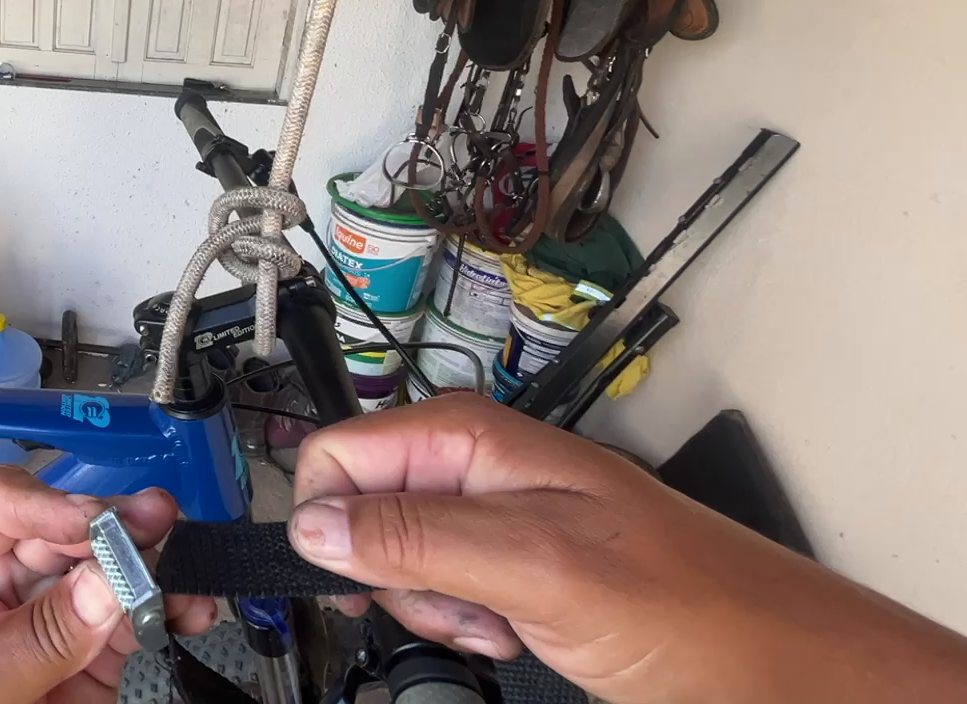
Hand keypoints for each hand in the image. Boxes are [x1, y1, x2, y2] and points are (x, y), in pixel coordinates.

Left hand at [0, 467, 216, 703]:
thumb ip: (37, 636)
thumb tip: (104, 580)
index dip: (43, 501)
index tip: (90, 520)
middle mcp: (14, 577)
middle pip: (65, 526)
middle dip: (112, 521)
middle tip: (156, 519)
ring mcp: (60, 611)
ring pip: (111, 563)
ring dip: (153, 558)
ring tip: (186, 568)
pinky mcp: (99, 649)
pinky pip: (140, 614)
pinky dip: (171, 606)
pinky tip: (192, 608)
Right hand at [286, 392, 966, 703]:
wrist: (800, 675)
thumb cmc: (694, 609)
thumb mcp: (540, 567)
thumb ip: (415, 538)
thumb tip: (311, 526)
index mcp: (460, 435)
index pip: (337, 455)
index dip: (330, 519)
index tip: (358, 583)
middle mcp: (462, 460)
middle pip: (359, 504)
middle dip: (388, 568)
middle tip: (453, 607)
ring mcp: (482, 508)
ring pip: (389, 547)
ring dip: (426, 599)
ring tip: (494, 623)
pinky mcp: (499, 551)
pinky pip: (433, 578)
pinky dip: (455, 613)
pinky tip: (506, 628)